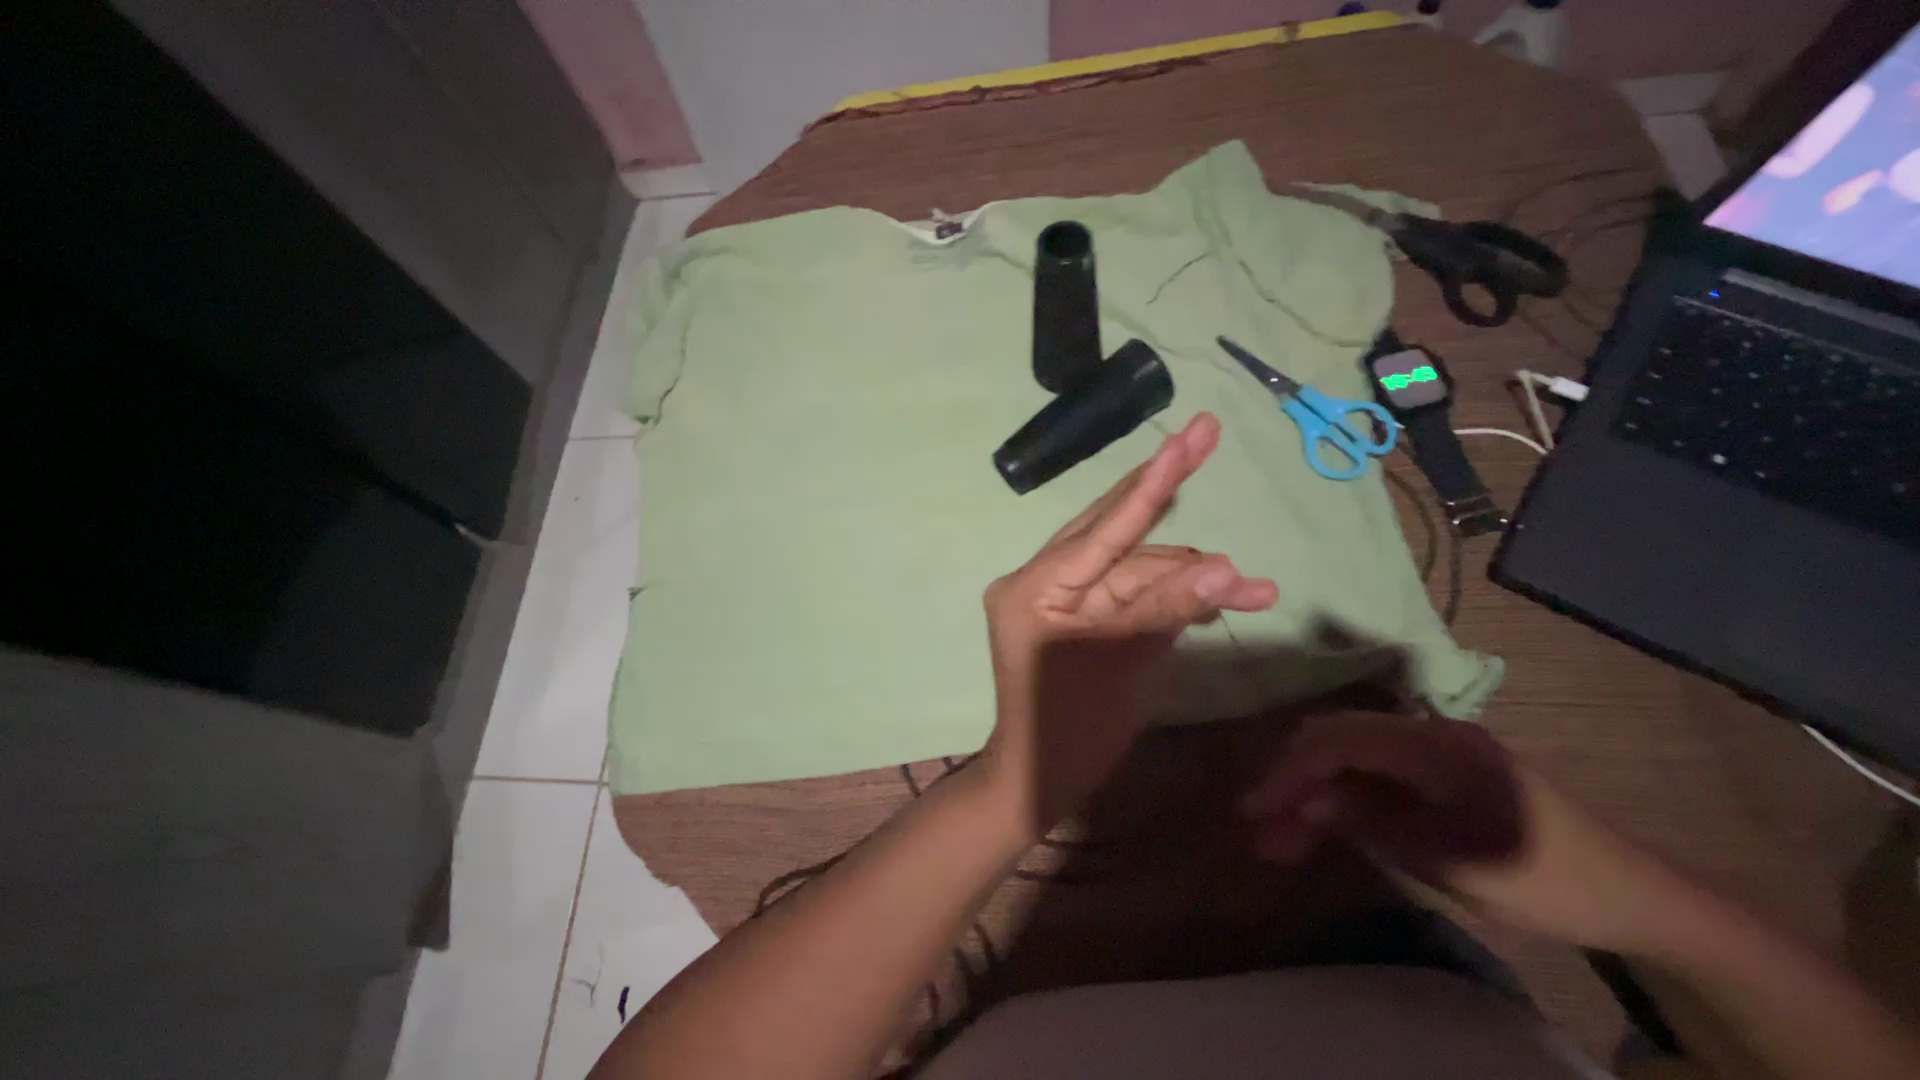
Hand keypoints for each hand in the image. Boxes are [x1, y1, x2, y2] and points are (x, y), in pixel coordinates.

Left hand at [978, 413, 1278, 839]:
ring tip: (1251, 587)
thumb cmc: (1071, 731)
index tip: (1189, 436)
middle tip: (1208, 434)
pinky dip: (1172, 592)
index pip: (1105, 529)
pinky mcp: (1078, 611)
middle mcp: (1041, 578)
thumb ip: (1169, 609)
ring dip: (1189, 572)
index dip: (1154, 483)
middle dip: (1166, 493)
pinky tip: (1218, 593)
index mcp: (1035, 587)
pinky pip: (1129, 587)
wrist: (1042, 779)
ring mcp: (1058, 594)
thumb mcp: (1123, 666)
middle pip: (1115, 527)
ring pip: (1133, 562)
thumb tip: (1228, 570)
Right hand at [1242, 712, 1699, 953]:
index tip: (1255, 813)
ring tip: (1282, 838)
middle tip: (1261, 829)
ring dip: (1313, 791)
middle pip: (1338, 739)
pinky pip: (1377, 771)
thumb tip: (1305, 799)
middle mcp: (1432, 732)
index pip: (1339, 741)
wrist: (1633, 896)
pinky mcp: (1443, 770)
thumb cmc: (1544, 881)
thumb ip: (1373, 822)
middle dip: (1292, 781)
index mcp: (1436, 746)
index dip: (1289, 772)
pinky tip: (1323, 825)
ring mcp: (1438, 748)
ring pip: (1352, 755)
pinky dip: (1343, 795)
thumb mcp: (1450, 862)